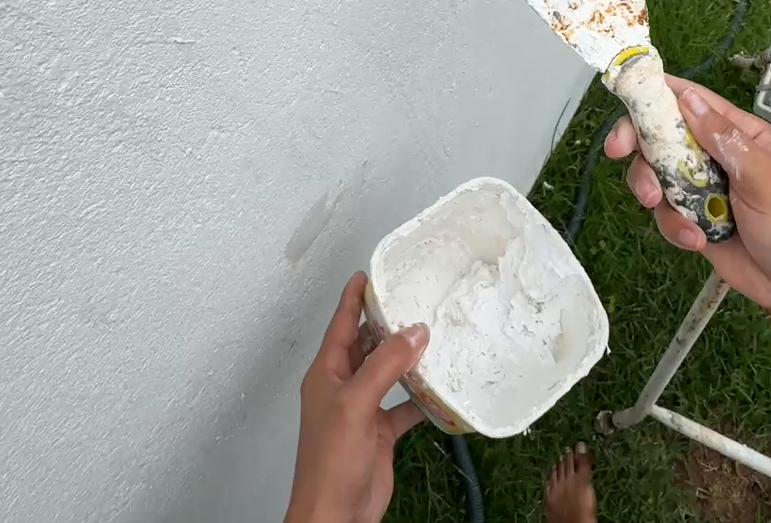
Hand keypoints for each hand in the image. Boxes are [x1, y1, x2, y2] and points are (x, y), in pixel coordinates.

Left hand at [284, 271, 430, 522]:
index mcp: (328, 372)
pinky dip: (422, 396)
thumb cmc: (332, 459)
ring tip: (435, 333)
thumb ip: (386, 365)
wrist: (335, 518)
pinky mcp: (381, 432)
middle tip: (416, 298)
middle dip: (388, 323)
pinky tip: (442, 385)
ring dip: (408, 357)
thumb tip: (417, 330)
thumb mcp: (356, 404)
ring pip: (388, 372)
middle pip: (368, 344)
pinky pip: (404, 405)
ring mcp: (363, 409)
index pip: (342, 324)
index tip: (368, 272)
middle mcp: (345, 385)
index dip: (354, 297)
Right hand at [608, 76, 770, 314]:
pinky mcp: (691, 218)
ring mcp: (701, 187)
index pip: (693, 102)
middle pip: (662, 135)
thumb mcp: (764, 176)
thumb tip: (687, 97)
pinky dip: (673, 225)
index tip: (628, 95)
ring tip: (658, 204)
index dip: (659, 94)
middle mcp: (714, 154)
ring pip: (655, 174)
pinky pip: (666, 212)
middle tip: (617, 150)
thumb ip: (724, 137)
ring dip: (652, 189)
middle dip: (637, 142)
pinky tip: (696, 241)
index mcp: (738, 134)